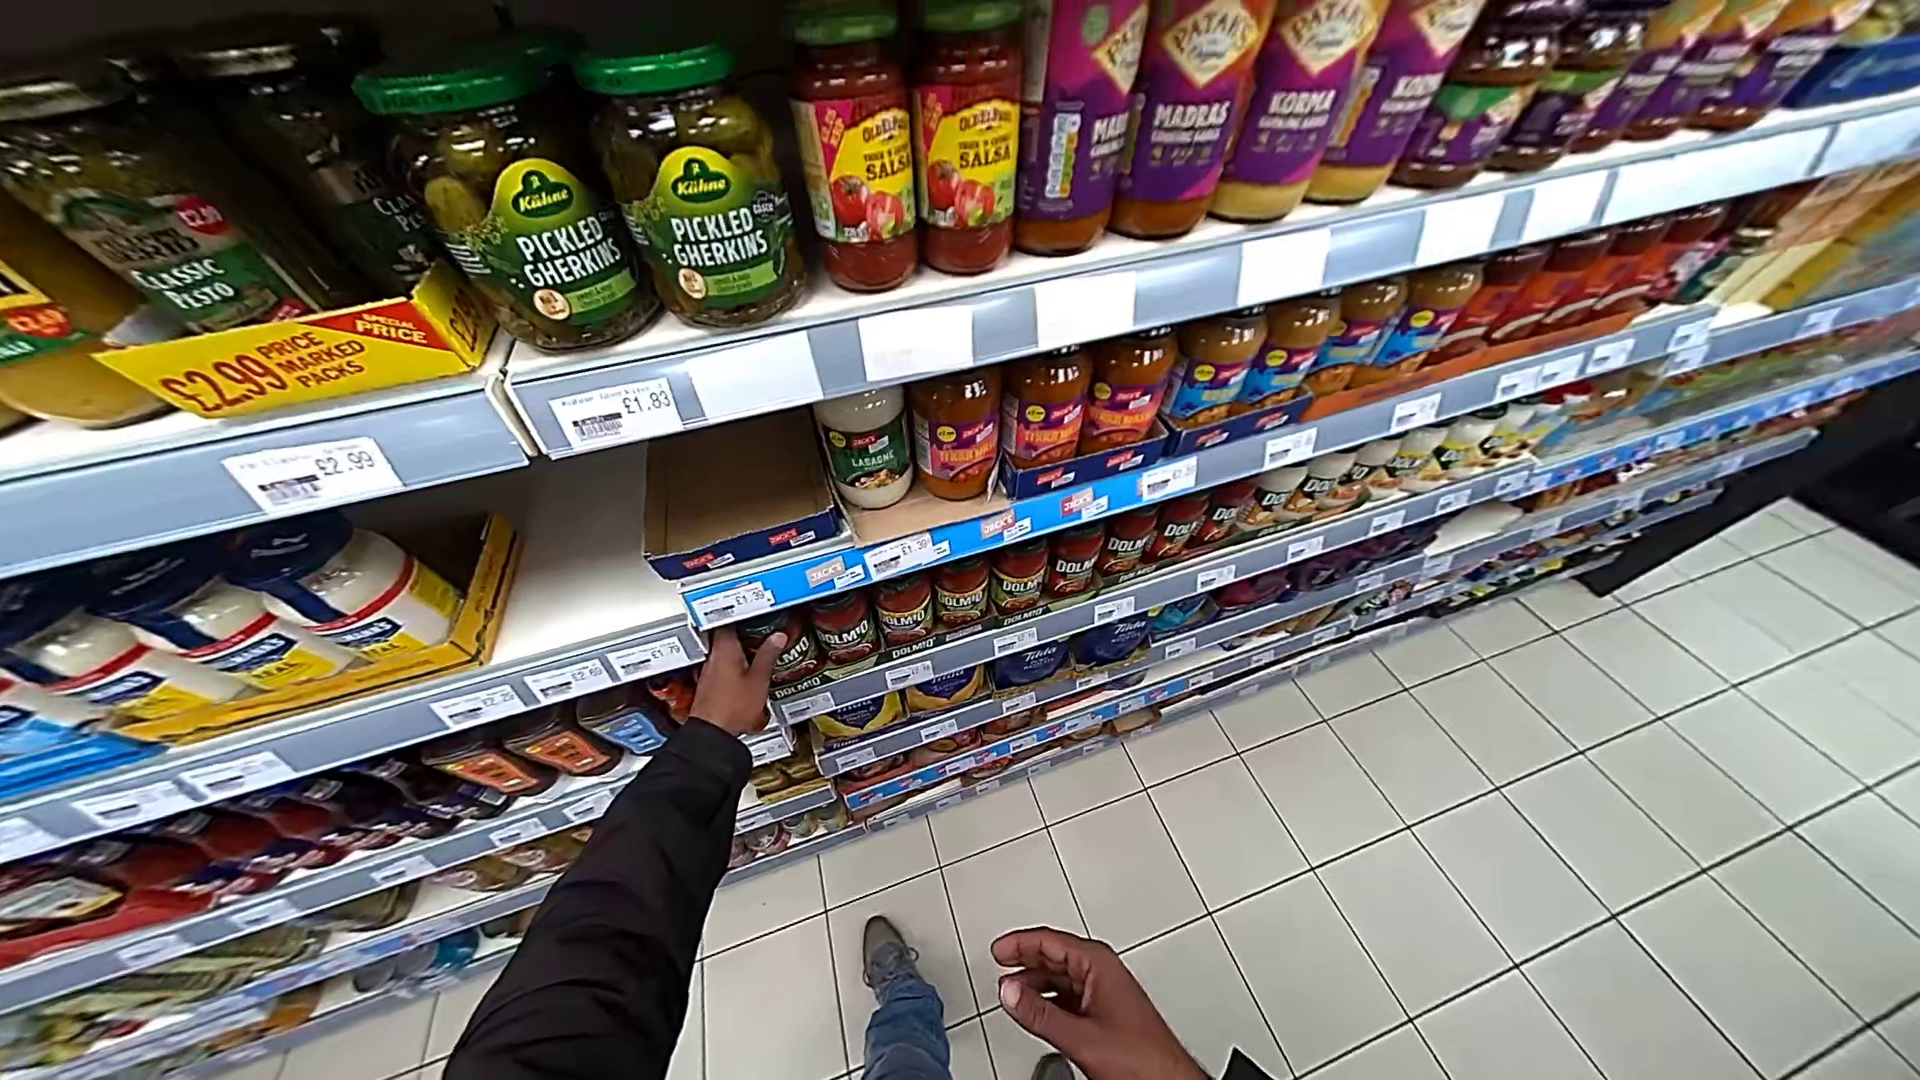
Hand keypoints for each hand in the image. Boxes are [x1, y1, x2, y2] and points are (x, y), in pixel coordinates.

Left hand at [690, 627, 781, 736]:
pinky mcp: (709, 686)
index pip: (728, 622)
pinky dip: (736, 665)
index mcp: (724, 651)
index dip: (742, 616)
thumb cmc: (733, 708)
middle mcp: (713, 659)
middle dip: (744, 633)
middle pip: (727, 637)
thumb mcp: (759, 679)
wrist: (713, 735)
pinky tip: (748, 673)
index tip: (755, 614)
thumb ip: (768, 656)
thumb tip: (777, 637)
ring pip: (725, 652)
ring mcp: (709, 673)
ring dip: (740, 650)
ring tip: (759, 651)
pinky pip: (723, 667)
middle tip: (762, 631)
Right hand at [993, 927, 1206, 1079]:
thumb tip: (1010, 991)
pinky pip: (1068, 994)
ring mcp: (1104, 988)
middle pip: (1054, 953)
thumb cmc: (1143, 1058)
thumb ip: (1041, 1013)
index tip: (998, 949)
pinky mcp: (1105, 1008)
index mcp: (1097, 962)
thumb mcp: (1081, 1036)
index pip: (1050, 940)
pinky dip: (1048, 997)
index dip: (1020, 942)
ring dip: (1035, 980)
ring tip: (1012, 989)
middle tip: (1000, 961)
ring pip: (1060, 974)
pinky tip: (1037, 1008)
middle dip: (1025, 958)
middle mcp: (1101, 969)